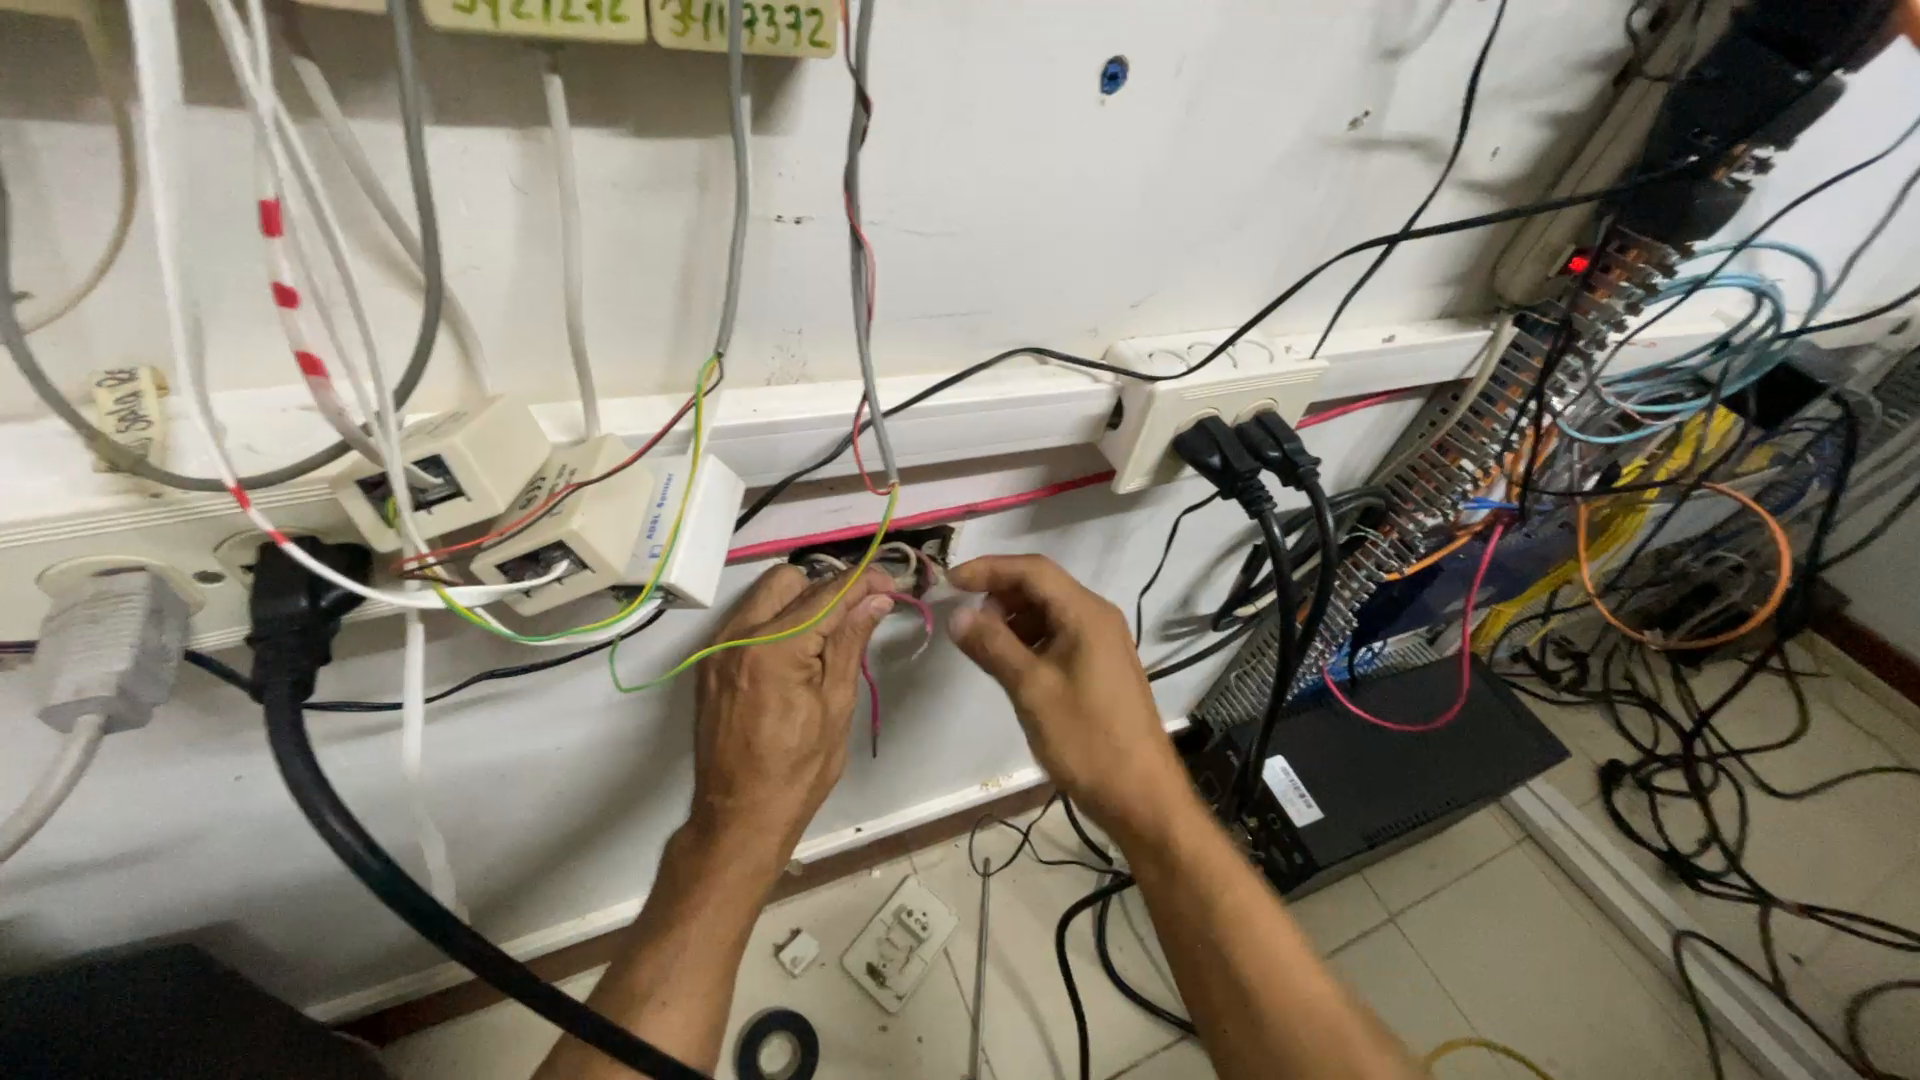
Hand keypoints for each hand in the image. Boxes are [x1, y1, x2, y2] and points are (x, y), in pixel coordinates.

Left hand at [691, 565, 894, 856]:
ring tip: (829, 633)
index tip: (889, 580)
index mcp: (773, 649)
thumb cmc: (799, 770)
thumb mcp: (836, 704)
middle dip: (827, 587)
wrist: (739, 814)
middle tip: (857, 612)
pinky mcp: (710, 662)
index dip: (861, 582)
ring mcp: (717, 648)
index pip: (825, 595)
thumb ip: (850, 643)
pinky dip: (775, 620)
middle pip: (788, 580)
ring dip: (800, 601)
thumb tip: (875, 599)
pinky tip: (797, 649)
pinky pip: (746, 619)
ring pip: (764, 595)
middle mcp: (737, 637)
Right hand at [947, 555, 1189, 836]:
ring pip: (1049, 612)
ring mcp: (1102, 642)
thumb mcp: (1031, 690)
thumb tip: (958, 614)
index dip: (988, 569)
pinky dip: (1030, 640)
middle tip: (968, 623)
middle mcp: (1098, 617)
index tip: (949, 584)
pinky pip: (1059, 635)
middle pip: (1042, 586)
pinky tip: (1012, 665)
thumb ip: (993, 646)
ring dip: (1014, 620)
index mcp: (1086, 613)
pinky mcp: (1100, 666)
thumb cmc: (1086, 739)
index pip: (1032, 570)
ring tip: (985, 647)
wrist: (1140, 795)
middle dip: (1000, 595)